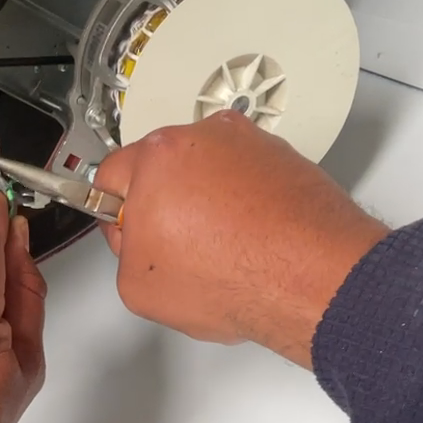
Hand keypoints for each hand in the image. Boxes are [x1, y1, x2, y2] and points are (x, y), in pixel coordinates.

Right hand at [94, 110, 389, 367]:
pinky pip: (247, 182)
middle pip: (162, 170)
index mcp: (158, 154)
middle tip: (172, 251)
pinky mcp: (287, 160)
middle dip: (162, 207)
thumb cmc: (229, 276)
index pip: (111, 176)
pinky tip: (248, 247)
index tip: (126, 233)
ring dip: (204, 206)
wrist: (311, 279)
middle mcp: (206, 136)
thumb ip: (124, 252)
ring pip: (207, 174)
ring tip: (218, 254)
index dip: (115, 213)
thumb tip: (139, 244)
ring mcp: (251, 144)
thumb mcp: (136, 286)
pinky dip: (242, 209)